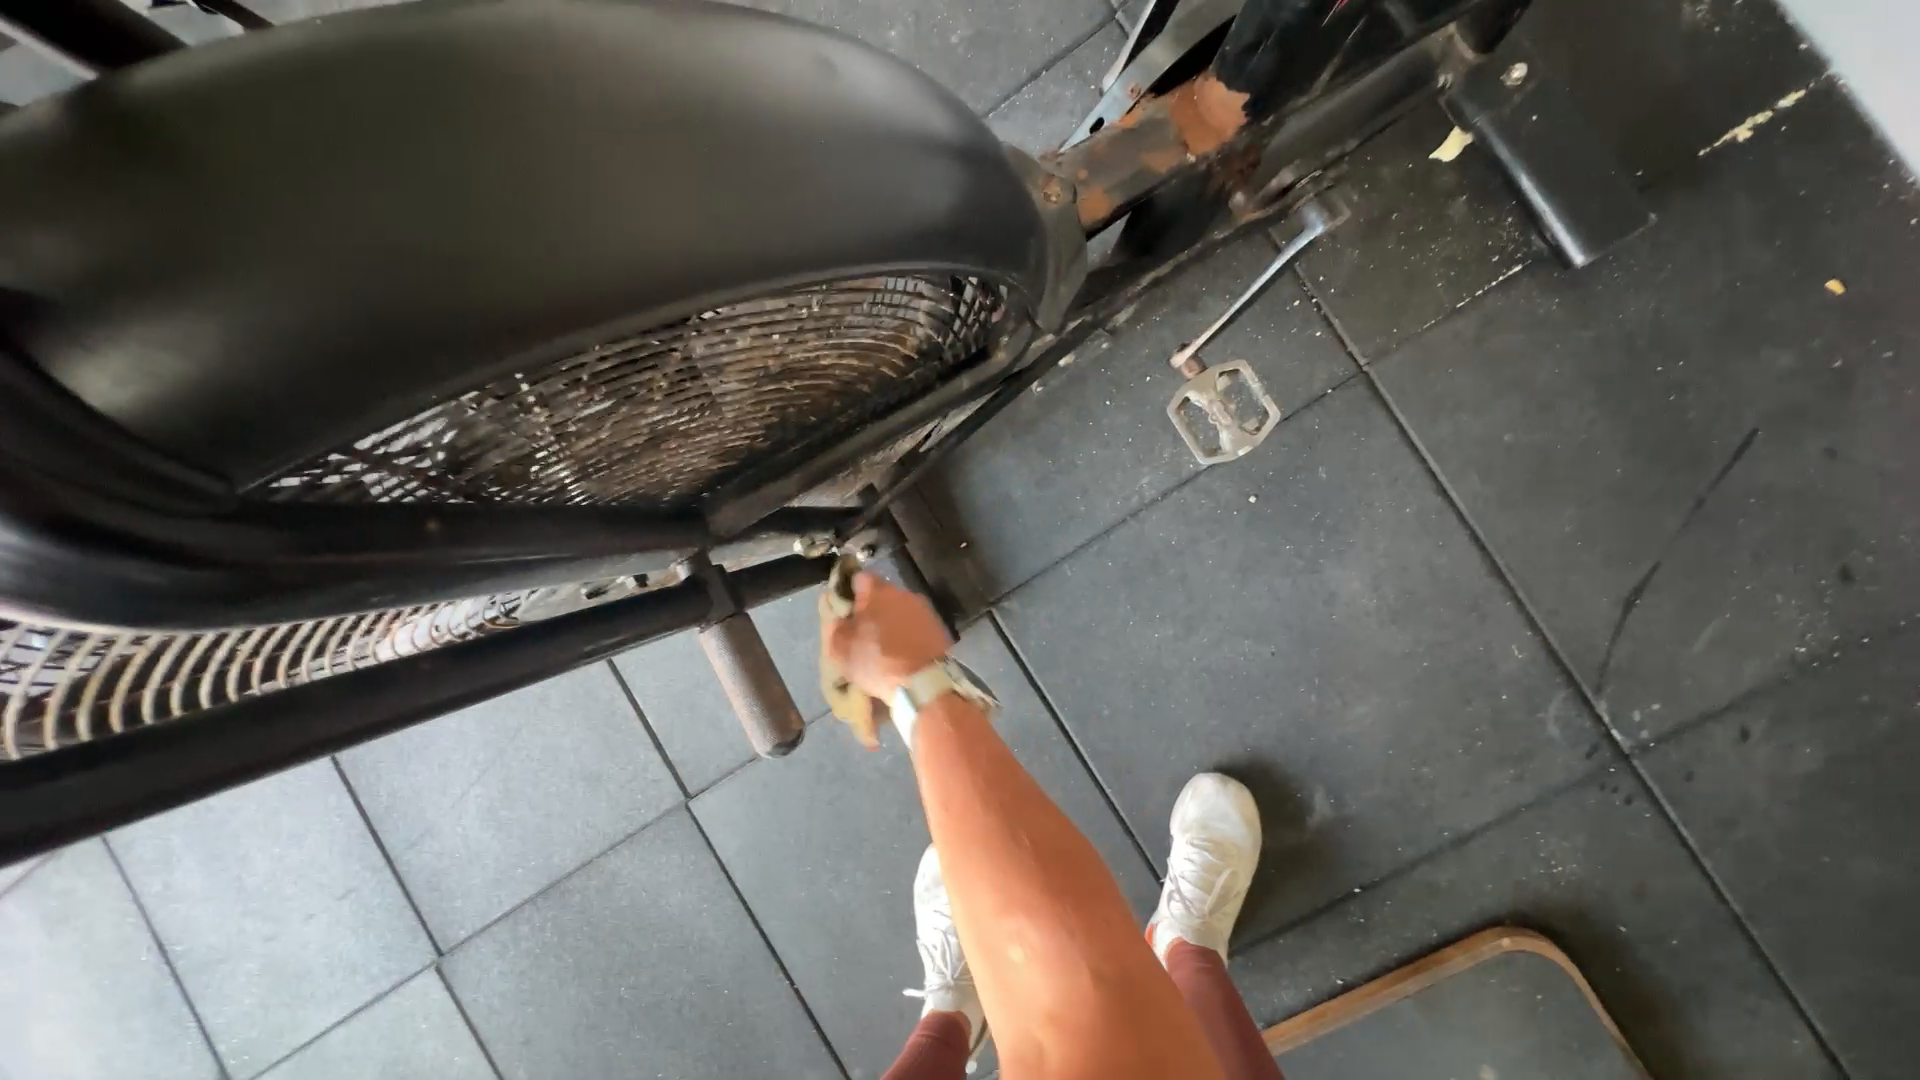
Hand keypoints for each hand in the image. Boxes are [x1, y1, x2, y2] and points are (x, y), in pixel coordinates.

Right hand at [825, 572, 951, 700]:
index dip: (849, 591)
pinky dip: (907, 634)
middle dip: (872, 609)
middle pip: (882, 594)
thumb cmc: (878, 661)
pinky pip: (915, 625)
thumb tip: (832, 608)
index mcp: (878, 591)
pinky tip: (902, 653)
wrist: (925, 683)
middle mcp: (903, 593)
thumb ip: (833, 624)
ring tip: (883, 645)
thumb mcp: (841, 648)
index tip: (844, 609)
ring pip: (900, 610)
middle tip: (862, 631)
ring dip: (891, 622)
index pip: (859, 577)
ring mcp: (924, 609)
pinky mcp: (938, 627)